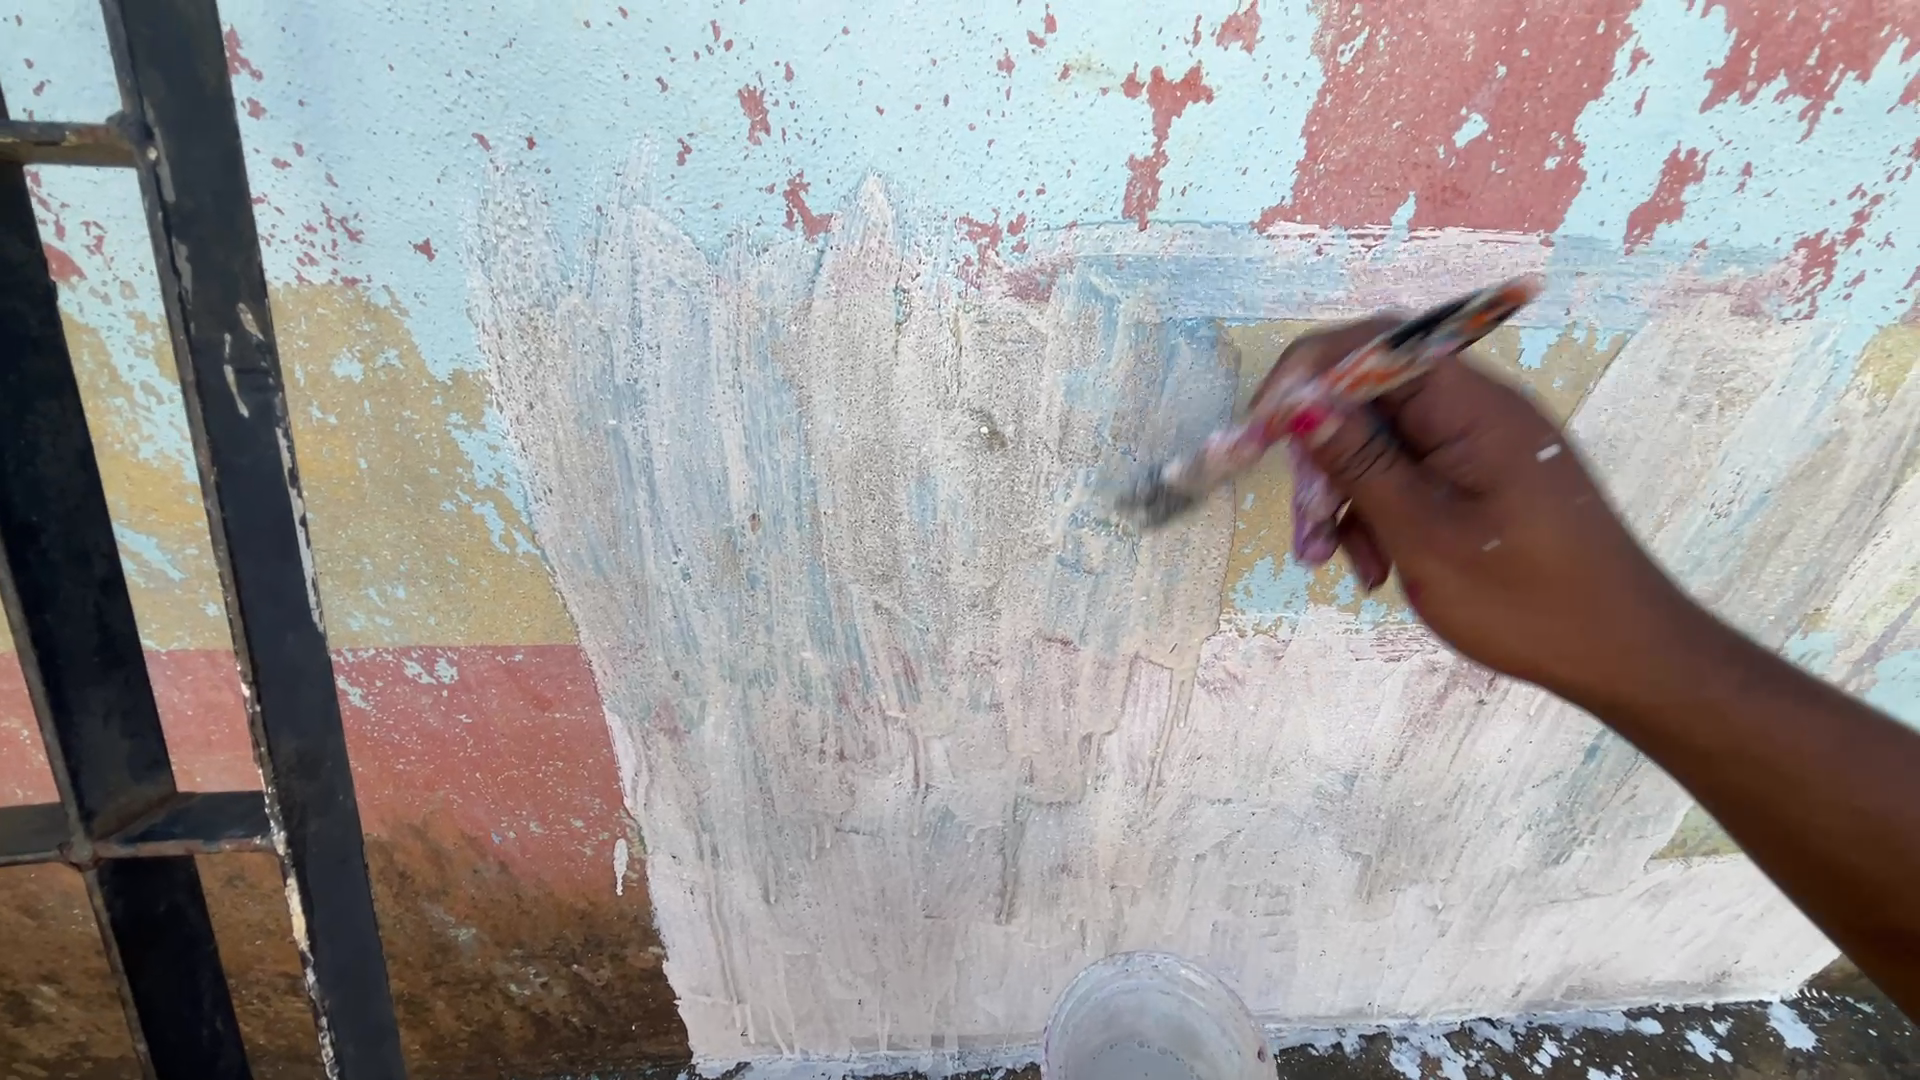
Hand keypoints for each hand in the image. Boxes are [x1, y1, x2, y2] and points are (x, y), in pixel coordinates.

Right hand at [1265, 318, 1709, 706]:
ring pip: (1370, 446)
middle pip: (1361, 402)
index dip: (1303, 378)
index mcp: (1471, 407)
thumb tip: (1300, 404)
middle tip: (1306, 526)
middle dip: (1318, 459)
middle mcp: (1469, 412)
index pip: (1371, 347)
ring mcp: (1468, 446)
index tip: (1259, 433)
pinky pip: (1395, 478)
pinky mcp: (1466, 479)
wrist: (1620, 658)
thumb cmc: (1524, 599)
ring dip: (1337, 499)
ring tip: (1329, 561)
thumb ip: (1358, 461)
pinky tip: (1369, 567)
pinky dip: (1367, 516)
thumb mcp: (1421, 532)